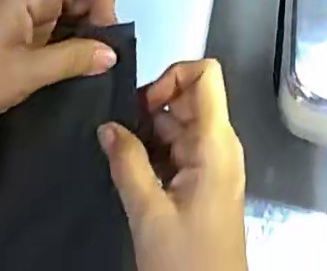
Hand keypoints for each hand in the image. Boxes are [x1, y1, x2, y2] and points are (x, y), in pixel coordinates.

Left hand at [0, 0, 120, 158]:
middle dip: (100, 12)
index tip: (105, 30)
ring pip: (72, 8)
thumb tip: (113, 53)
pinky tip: (75, 68)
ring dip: (87, 30)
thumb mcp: (24, 74)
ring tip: (93, 64)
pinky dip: (72, 42)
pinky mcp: (18, 37)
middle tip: (103, 54)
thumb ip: (73, 59)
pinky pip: (57, 28)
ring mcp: (24, 16)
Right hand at [99, 60, 246, 270]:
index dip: (174, 75)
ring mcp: (213, 162)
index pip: (206, 74)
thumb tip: (107, 125)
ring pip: (181, 123)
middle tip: (120, 131)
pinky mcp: (204, 181)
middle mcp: (219, 143)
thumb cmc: (187, 262)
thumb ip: (128, 164)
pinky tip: (131, 169)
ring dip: (150, 131)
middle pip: (190, 97)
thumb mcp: (149, 215)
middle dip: (153, 106)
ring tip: (119, 151)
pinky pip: (180, 148)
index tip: (143, 104)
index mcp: (216, 141)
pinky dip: (156, 151)